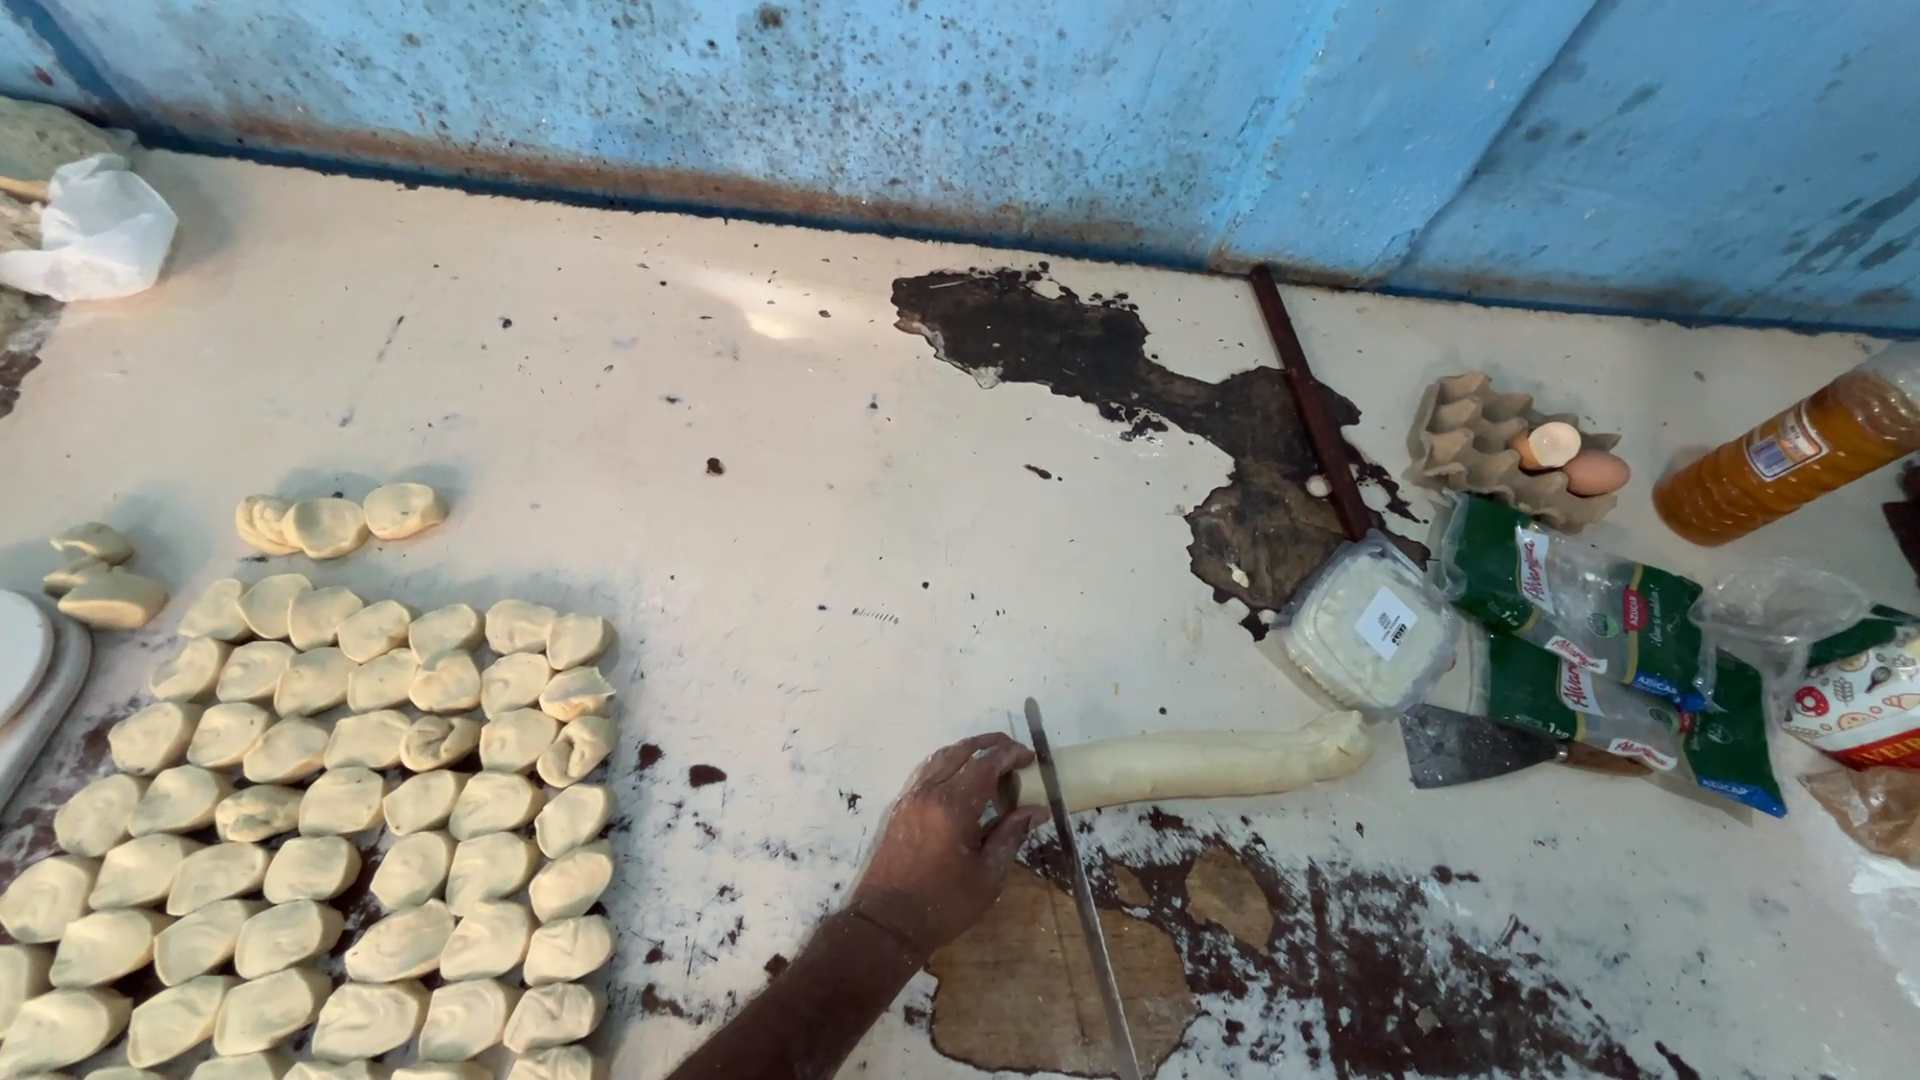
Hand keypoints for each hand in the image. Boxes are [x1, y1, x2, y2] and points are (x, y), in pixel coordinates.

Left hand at [849, 732, 1050, 959]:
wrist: (887, 923)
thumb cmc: (943, 905)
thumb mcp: (987, 875)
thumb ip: (1010, 835)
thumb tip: (1036, 810)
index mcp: (953, 806)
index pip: (985, 764)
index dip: (1010, 755)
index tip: (1029, 758)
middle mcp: (930, 792)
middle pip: (961, 751)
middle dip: (990, 744)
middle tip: (1014, 750)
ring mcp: (911, 797)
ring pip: (941, 757)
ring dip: (968, 750)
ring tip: (991, 757)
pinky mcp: (901, 807)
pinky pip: (928, 771)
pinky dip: (949, 763)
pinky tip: (961, 776)